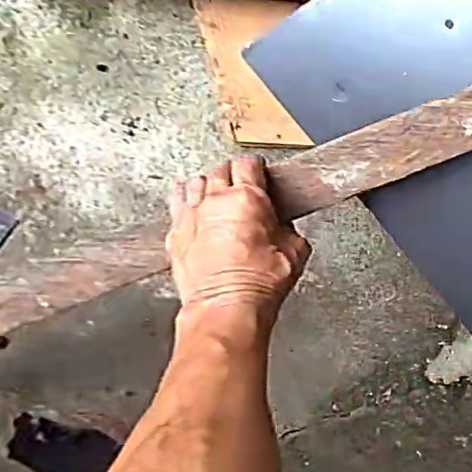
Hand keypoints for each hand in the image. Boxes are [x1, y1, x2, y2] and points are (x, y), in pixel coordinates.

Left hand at [166, 156, 309, 320]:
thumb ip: (288, 229)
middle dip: (234, 175)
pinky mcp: (175, 233)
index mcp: (248, 199)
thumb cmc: (260, 281)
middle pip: (220, 170)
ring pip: (194, 183)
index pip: (248, 165)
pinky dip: (187, 201)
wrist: (227, 305)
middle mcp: (215, 201)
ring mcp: (190, 215)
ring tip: (219, 195)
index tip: (262, 171)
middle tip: (245, 183)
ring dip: (209, 186)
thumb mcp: (296, 250)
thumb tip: (282, 225)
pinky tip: (195, 207)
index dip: (258, 167)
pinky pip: (177, 204)